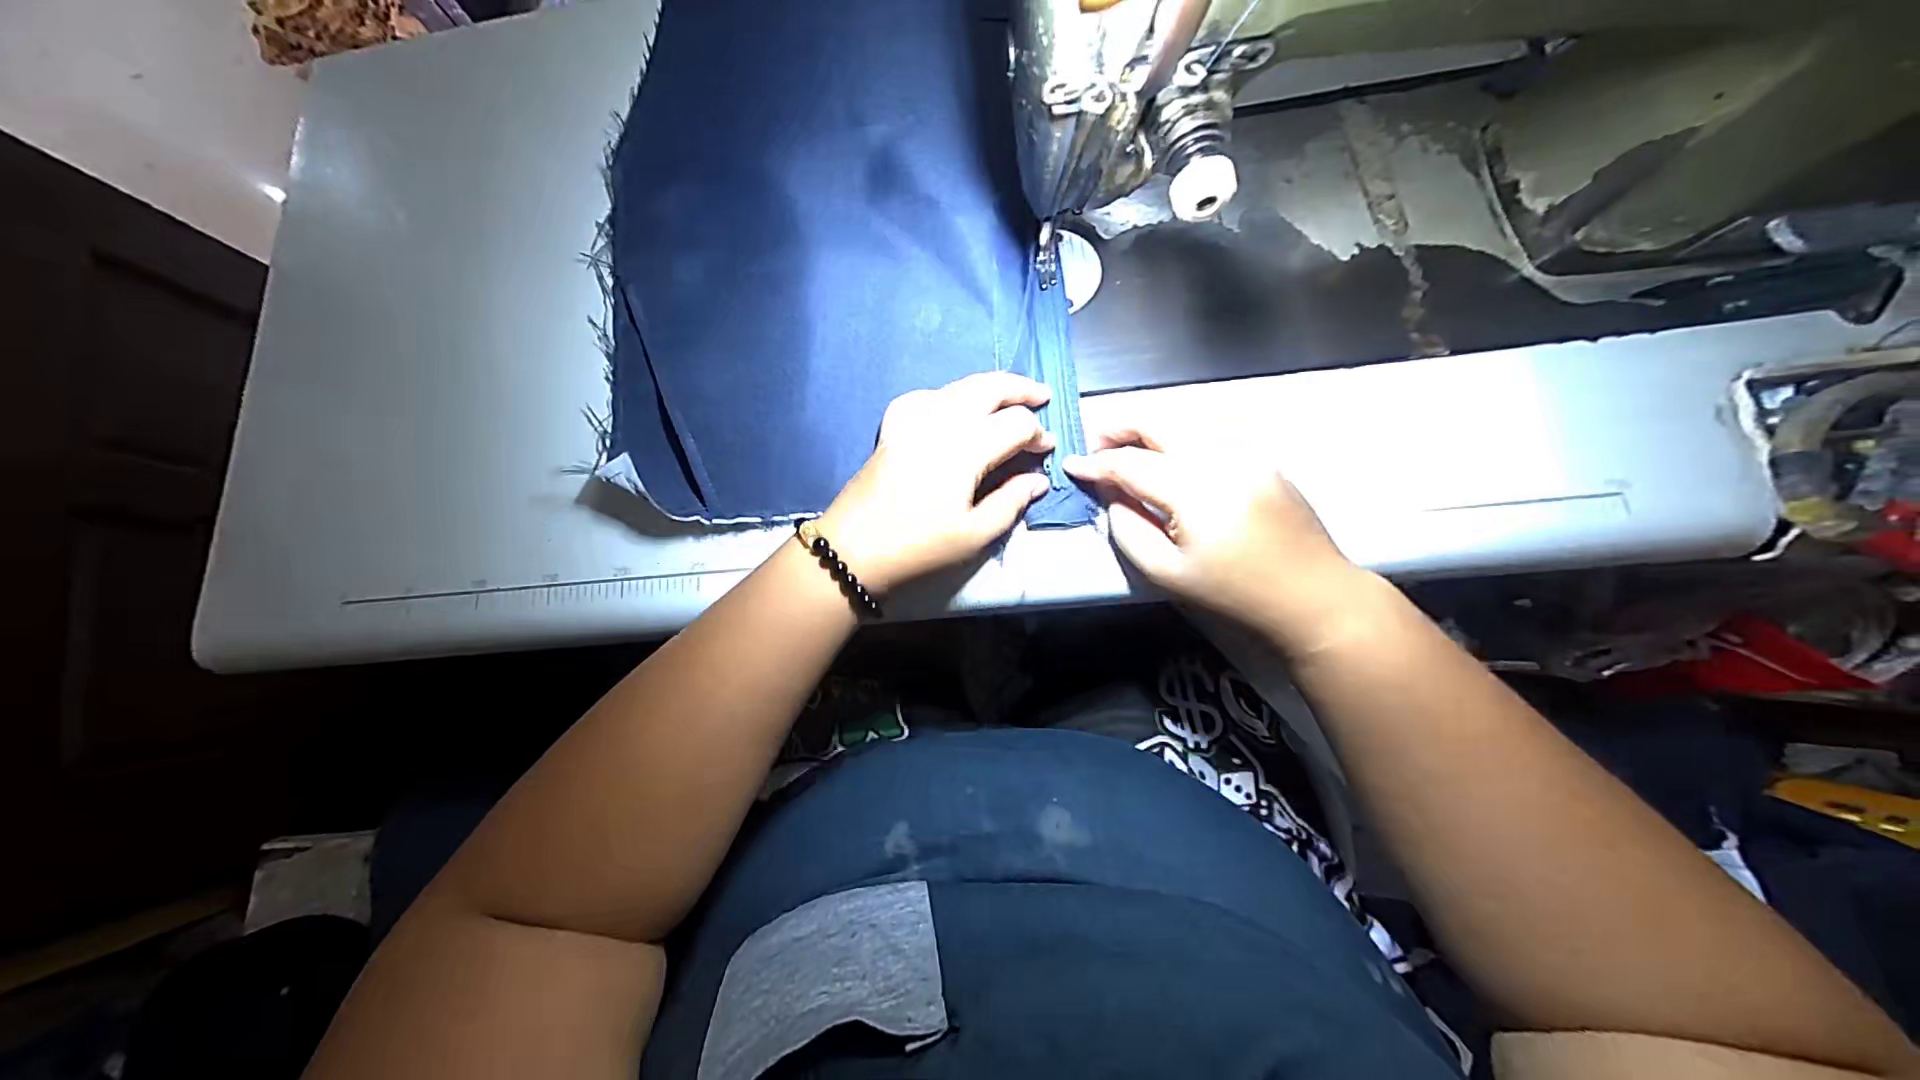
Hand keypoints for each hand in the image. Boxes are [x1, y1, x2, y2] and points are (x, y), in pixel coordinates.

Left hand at [815, 372, 1055, 593]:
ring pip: (959, 386)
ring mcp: (913, 419)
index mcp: (966, 447)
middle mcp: (941, 421)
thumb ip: (1010, 502)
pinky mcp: (893, 426)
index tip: (1046, 450)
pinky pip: (927, 395)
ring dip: (989, 387)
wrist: (853, 549)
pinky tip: (953, 407)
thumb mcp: (973, 535)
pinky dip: (949, 394)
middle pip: (988, 387)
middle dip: (1019, 388)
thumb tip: (1037, 480)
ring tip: (1008, 397)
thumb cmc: (917, 546)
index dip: (1037, 434)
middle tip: (1042, 395)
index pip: (1015, 423)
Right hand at [1063, 423, 1394, 658]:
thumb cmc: (1234, 591)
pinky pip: (1210, 432)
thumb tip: (1112, 492)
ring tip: (1129, 450)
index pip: (1132, 463)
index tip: (1073, 466)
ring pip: (1184, 421)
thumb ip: (1127, 527)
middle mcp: (1221, 459)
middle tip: (1097, 448)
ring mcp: (1247, 452)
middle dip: (1120, 429)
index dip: (1097, 463)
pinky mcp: (1262, 456)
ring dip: (1150, 429)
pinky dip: (1179, 435)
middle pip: (1159, 422)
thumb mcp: (1166, 572)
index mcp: (1195, 492)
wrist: (1311, 592)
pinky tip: (1169, 457)